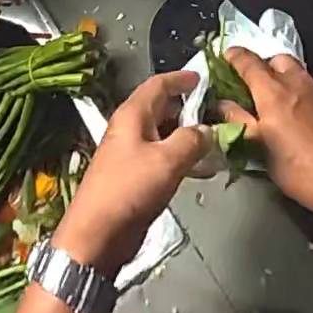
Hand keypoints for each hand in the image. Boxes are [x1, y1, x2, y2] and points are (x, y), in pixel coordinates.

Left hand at [52, 70, 209, 274]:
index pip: (158, 84)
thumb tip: (207, 130)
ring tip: (214, 140)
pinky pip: (161, 155)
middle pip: (162, 107)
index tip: (202, 78)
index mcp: (133, 114)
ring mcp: (131, 151)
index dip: (180, 79)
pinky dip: (180, 156)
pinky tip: (199, 168)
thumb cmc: (129, 189)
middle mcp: (130, 127)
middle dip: (188, 108)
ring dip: (186, 135)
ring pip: (163, 133)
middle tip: (215, 112)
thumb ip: (191, 140)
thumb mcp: (166, 161)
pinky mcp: (134, 174)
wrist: (97, 235)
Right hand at [219, 47, 312, 218]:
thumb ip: (238, 121)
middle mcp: (296, 81)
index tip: (225, 58)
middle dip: (263, 66)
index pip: (248, 60)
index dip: (234, 56)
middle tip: (254, 86)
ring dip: (284, 78)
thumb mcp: (260, 148)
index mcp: (272, 90)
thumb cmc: (300, 169)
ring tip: (279, 101)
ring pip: (298, 71)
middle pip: (276, 59)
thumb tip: (221, 103)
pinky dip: (304, 93)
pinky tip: (304, 115)